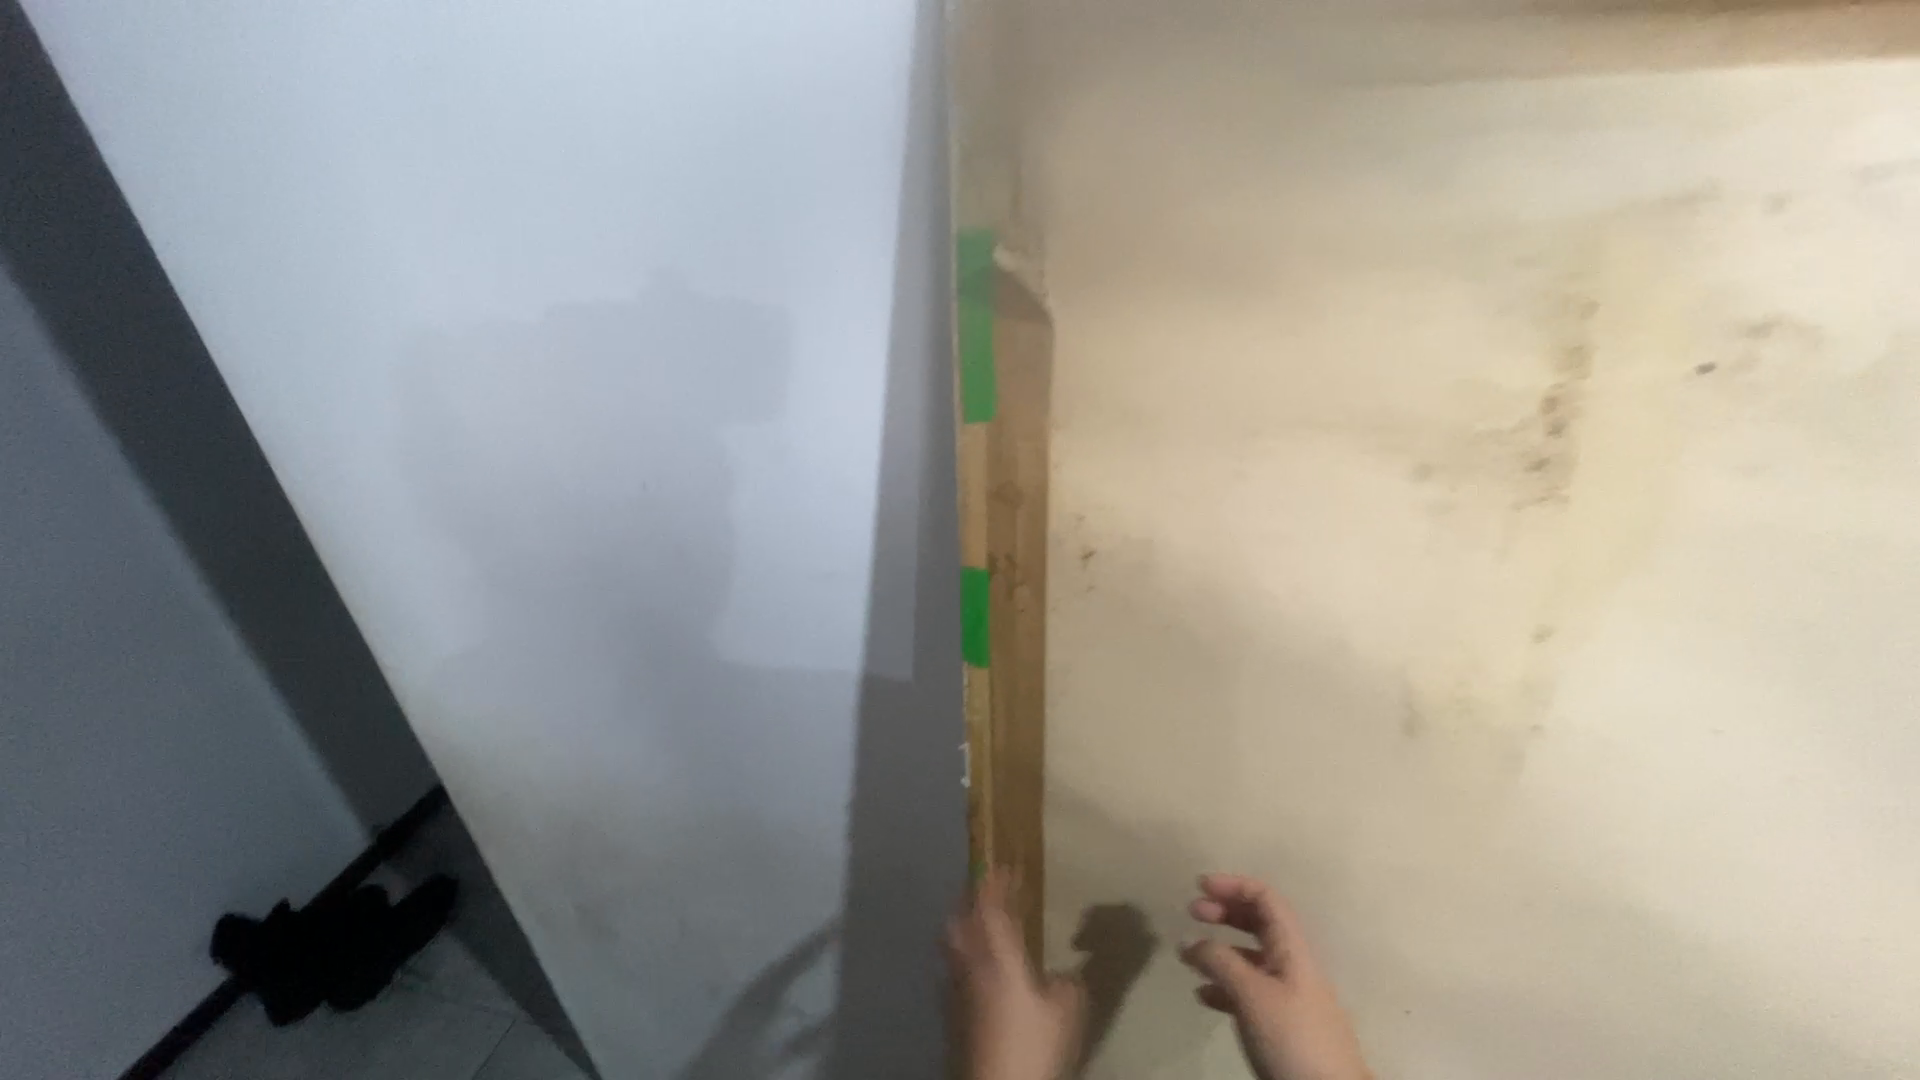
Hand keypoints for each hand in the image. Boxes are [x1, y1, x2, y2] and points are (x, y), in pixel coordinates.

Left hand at [947, 869, 1086, 1079]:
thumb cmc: (1032, 1044)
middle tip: (985, 885)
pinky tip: (973, 964)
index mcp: (998, 952)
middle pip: (961, 917)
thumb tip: (1064, 973)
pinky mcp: (950, 1011)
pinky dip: (961, 952)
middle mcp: (970, 961)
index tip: (1002, 863)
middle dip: (971, 896)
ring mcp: (955, 986)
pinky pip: (952, 966)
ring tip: (976, 917)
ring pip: (952, 941)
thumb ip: (1068, 983)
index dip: (995, 881)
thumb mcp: (1067, 1011)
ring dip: (963, 921)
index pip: (990, 905)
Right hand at [1182, 874, 1371, 1079]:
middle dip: (1224, 912)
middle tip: (1191, 913)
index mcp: (1292, 949)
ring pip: (1250, 958)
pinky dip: (1224, 985)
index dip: (1233, 885)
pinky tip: (1205, 996)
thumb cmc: (1293, 1038)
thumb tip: (1192, 942)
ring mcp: (1289, 996)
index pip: (1265, 898)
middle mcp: (1292, 965)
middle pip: (1258, 922)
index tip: (1200, 886)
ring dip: (1219, 950)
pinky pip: (1249, 991)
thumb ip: (1220, 961)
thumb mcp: (1251, 994)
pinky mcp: (1282, 1025)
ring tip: (1188, 958)